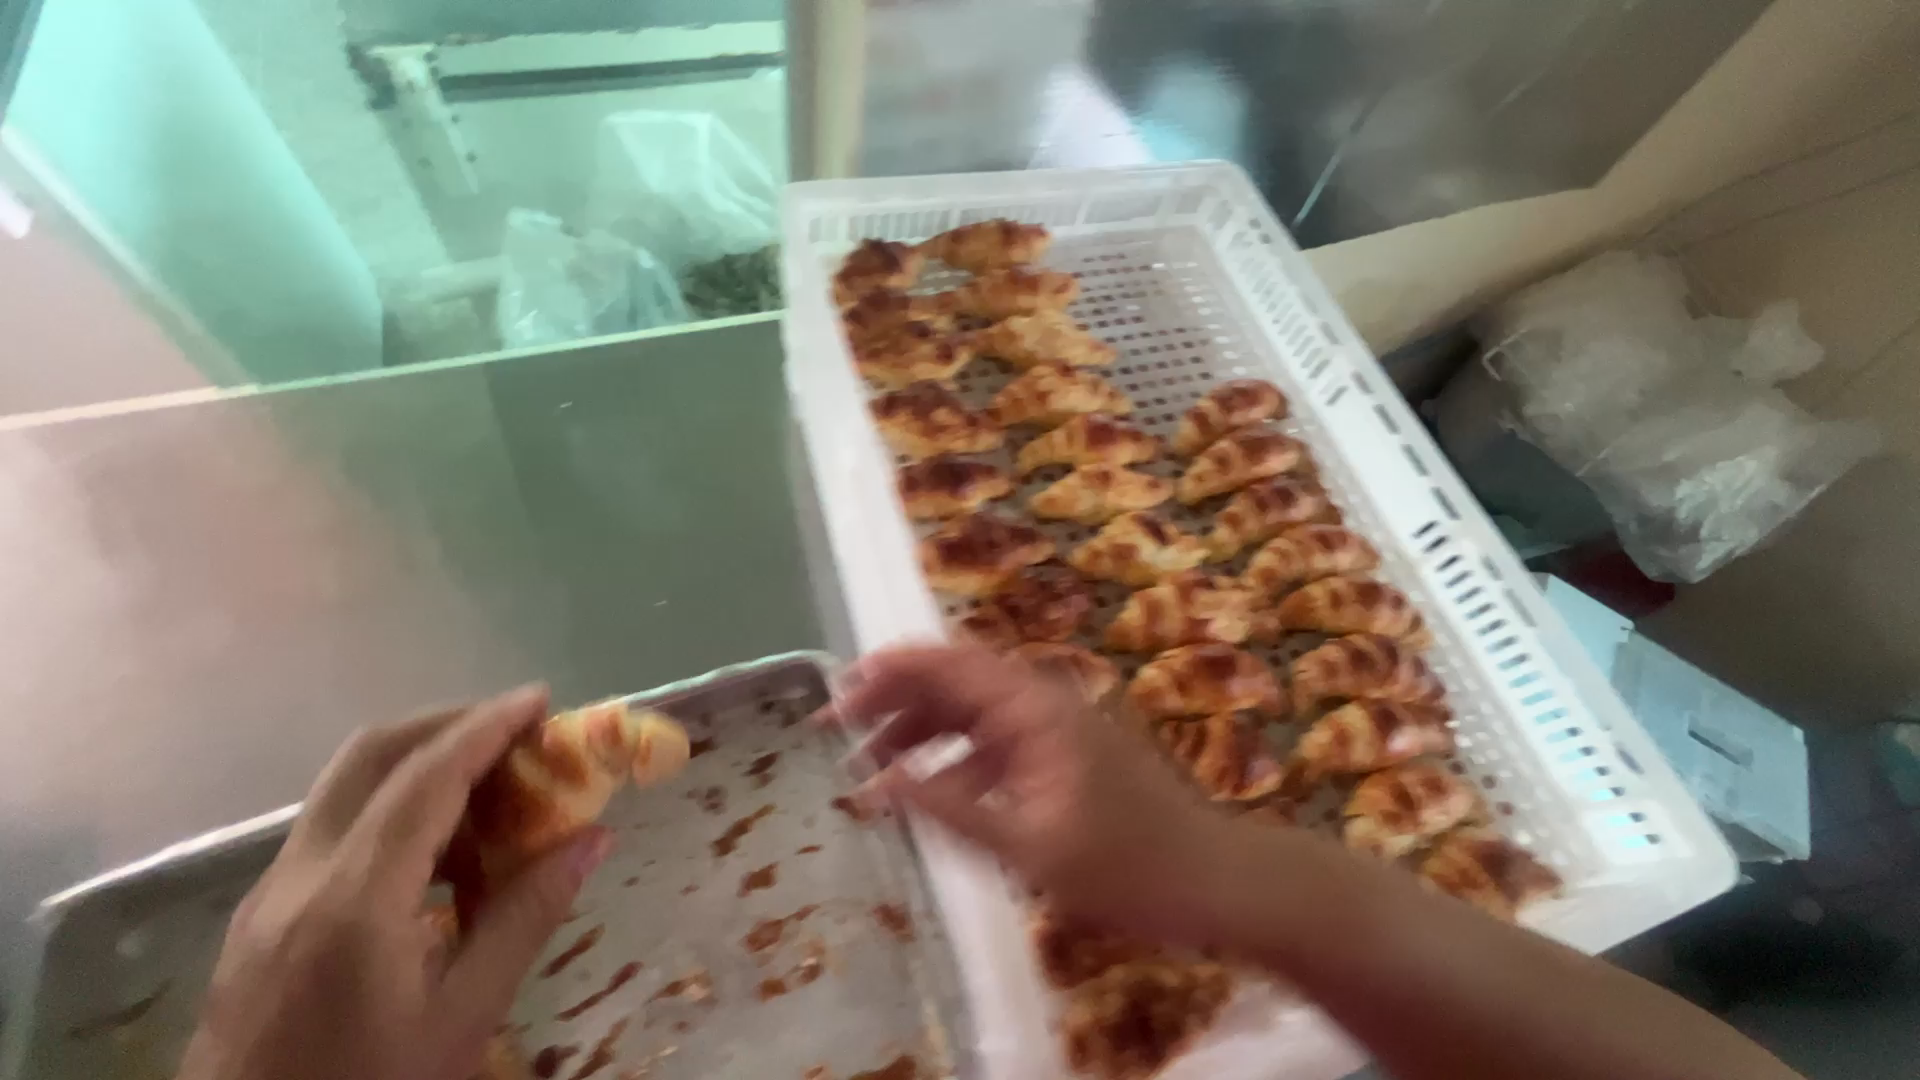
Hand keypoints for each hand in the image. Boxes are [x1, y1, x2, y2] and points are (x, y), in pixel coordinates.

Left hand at [176, 686, 612, 1079]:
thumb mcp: (464, 1016)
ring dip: (426, 763)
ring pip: (348, 786)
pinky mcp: (263, 917)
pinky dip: (400, 806)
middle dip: (450, 724)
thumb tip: (594, 837)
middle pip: (370, 757)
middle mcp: (296, 881)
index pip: (423, 780)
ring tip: (497, 790)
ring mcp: (269, 896)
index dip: (486, 727)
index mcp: (350, 903)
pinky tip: (446, 853)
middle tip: (519, 731)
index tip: (540, 700)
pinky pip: (339, 828)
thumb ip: (528, 915)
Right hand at [831, 644, 1230, 941]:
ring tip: (868, 766)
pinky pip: (994, 740)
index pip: (949, 664)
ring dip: (919, 729)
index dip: (889, 670)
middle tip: (838, 729)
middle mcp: (1041, 700)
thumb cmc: (1128, 867)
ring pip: (971, 710)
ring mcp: (1053, 725)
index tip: (839, 691)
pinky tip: (928, 789)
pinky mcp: (1061, 752)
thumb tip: (880, 783)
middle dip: (893, 699)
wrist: (1216, 880)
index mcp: (1034, 707)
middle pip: (954, 680)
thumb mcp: (1030, 848)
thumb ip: (951, 810)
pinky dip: (954, 757)